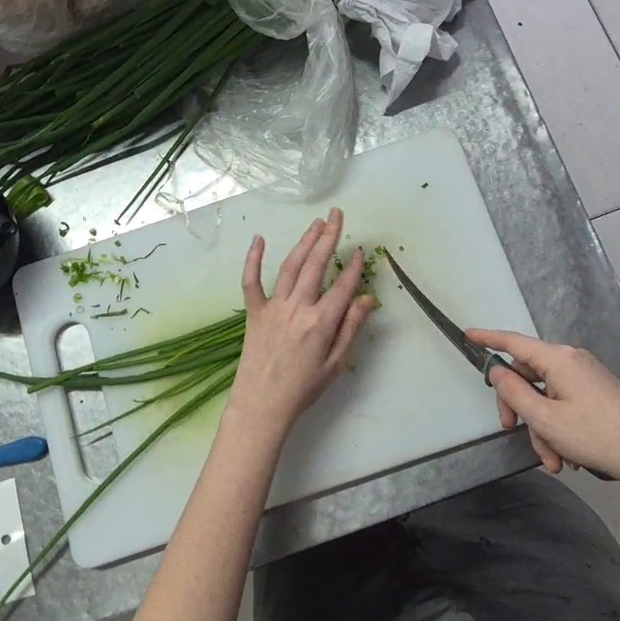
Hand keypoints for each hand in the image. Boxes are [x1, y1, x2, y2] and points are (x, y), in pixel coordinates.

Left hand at [226, 209, 377, 438]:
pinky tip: (259, 239)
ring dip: (304, 242)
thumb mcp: (336, 363)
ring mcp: (274, 308)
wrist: (262, 405)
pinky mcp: (254, 313)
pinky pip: (251, 282)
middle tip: (337, 216)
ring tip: (316, 223)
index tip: (362, 250)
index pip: (343, 286)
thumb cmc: (303, 388)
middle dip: (329, 237)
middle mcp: (298, 309)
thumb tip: (368, 299)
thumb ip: (351, 328)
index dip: (354, 266)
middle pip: (316, 265)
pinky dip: (254, 259)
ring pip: (291, 266)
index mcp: (321, 323)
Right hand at [466, 329, 619, 509]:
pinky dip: (559, 429)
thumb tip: (498, 371)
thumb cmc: (597, 436)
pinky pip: (565, 405)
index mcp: (559, 359)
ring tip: (555, 462)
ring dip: (542, 429)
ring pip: (547, 398)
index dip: (488, 339)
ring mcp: (587, 378)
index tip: (467, 334)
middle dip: (520, 410)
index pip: (514, 343)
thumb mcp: (546, 419)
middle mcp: (573, 361)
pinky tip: (568, 457)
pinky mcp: (598, 394)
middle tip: (512, 433)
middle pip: (528, 376)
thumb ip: (514, 393)